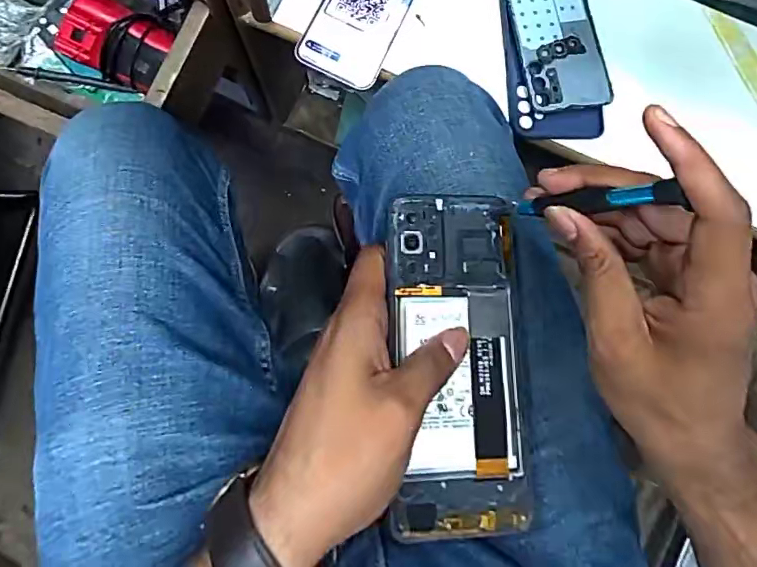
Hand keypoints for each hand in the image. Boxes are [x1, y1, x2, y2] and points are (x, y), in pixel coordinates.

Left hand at [248, 246, 466, 566]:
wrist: (295, 512)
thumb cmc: (344, 456)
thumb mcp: (402, 409)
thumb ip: (430, 365)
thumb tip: (454, 334)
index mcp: (353, 324)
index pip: (373, 262)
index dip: (403, 247)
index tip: (435, 245)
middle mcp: (341, 334)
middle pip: (383, 294)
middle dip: (419, 294)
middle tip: (460, 297)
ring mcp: (337, 361)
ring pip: (382, 327)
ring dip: (413, 329)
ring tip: (453, 333)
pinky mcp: (338, 387)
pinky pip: (374, 356)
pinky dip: (400, 356)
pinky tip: (426, 373)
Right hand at [531, 105, 756, 492]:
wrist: (695, 449)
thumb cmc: (664, 407)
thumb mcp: (617, 341)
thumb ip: (595, 268)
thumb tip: (564, 213)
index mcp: (717, 292)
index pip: (719, 208)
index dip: (690, 158)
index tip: (655, 120)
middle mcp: (717, 270)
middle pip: (667, 202)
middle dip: (606, 185)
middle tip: (551, 183)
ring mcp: (701, 269)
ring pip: (651, 212)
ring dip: (600, 203)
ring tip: (549, 199)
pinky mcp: (685, 273)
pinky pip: (646, 233)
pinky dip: (608, 226)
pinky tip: (573, 222)